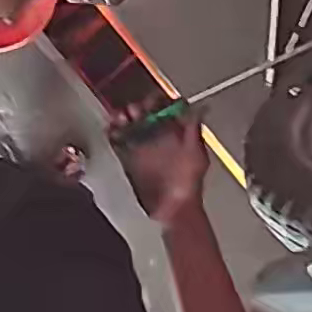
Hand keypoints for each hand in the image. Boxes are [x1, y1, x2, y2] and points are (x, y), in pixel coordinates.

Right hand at [112, 103, 209, 229]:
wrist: (173, 211)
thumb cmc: (188, 186)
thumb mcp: (196, 155)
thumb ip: (194, 130)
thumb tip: (199, 108)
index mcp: (175, 133)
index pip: (165, 108)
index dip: (158, 100)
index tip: (152, 100)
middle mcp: (157, 137)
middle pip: (143, 112)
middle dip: (137, 107)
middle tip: (134, 110)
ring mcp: (141, 146)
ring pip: (128, 123)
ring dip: (122, 117)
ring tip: (120, 118)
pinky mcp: (128, 157)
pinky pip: (117, 139)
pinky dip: (112, 132)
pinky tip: (112, 129)